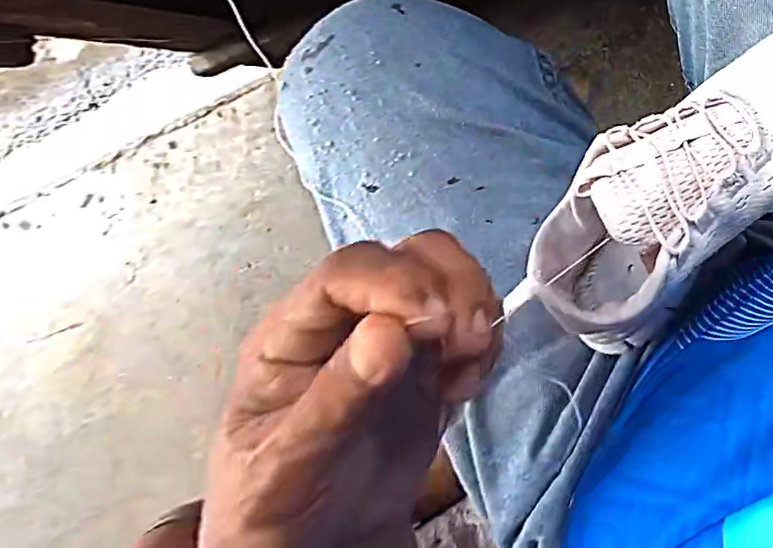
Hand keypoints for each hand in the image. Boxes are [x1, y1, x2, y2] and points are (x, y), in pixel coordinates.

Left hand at [201, 233, 499, 547]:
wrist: (328, 544)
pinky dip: (488, 335)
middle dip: (452, 287)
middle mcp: (349, 314)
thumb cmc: (284, 510)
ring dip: (476, 307)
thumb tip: (388, 331)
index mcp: (293, 333)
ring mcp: (398, 325)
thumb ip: (335, 401)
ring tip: (468, 366)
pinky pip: (476, 309)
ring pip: (452, 270)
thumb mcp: (290, 469)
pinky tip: (468, 382)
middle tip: (465, 341)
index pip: (348, 271)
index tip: (434, 323)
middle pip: (413, 255)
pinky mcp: (437, 345)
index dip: (396, 283)